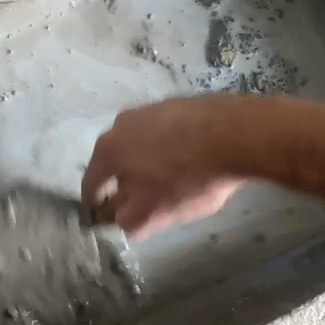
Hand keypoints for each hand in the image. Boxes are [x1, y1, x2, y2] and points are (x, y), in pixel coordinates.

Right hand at [81, 97, 251, 237]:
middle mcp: (120, 124)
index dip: (95, 205)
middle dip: (122, 182)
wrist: (234, 133)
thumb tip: (120, 219)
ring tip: (167, 181)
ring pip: (138, 145)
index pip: (90, 184)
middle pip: (114, 161)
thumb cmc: (187, 176)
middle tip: (138, 202)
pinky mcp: (175, 103)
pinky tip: (187, 161)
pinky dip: (167, 149)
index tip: (102, 220)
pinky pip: (162, 133)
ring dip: (145, 163)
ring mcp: (148, 109)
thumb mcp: (154, 212)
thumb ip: (128, 221)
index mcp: (107, 150)